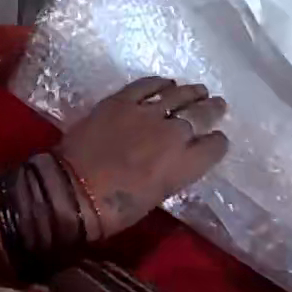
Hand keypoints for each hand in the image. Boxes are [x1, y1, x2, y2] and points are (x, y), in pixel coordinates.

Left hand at [60, 77, 229, 237]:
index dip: (217, 142)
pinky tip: (166, 83)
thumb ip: (171, 172)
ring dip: (191, 92)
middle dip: (212, 109)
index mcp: (184, 165)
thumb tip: (172, 159)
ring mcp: (145, 113)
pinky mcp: (121, 101)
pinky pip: (146, 85)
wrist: (73, 189)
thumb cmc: (114, 209)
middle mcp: (172, 135)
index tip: (217, 139)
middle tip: (218, 103)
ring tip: (199, 90)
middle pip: (200, 115)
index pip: (214, 147)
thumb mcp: (156, 195)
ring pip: (177, 96)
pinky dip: (158, 83)